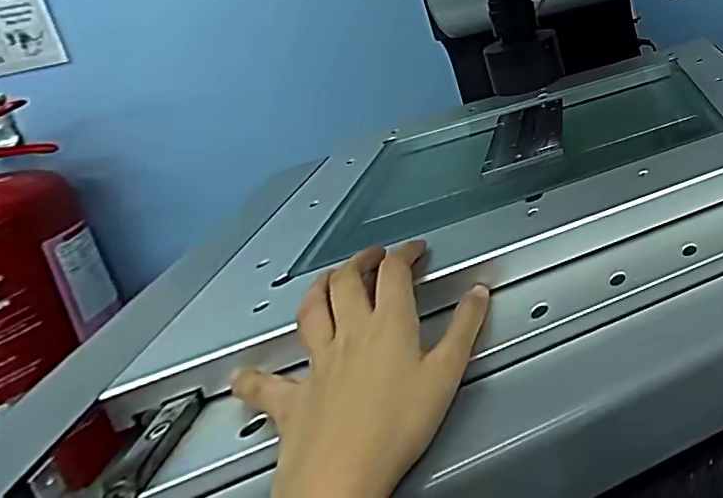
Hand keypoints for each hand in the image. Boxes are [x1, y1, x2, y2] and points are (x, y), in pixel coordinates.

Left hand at [232, 240, 490, 497]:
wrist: (341, 482)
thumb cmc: (394, 429)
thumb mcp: (447, 371)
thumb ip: (466, 326)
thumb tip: (479, 294)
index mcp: (389, 326)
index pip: (393, 271)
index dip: (405, 251)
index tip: (414, 249)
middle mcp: (350, 337)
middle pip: (346, 282)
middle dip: (360, 260)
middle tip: (373, 255)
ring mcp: (318, 367)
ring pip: (310, 314)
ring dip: (317, 289)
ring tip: (325, 279)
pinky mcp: (293, 402)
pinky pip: (267, 385)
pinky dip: (254, 376)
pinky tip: (244, 374)